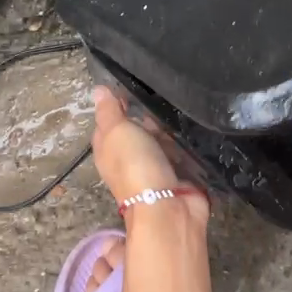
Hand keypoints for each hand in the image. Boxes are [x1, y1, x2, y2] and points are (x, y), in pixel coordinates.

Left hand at [92, 86, 200, 218]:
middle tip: (161, 97)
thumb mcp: (117, 131)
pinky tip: (193, 128)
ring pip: (160, 140)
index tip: (133, 85)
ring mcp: (154, 168)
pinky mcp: (176, 174)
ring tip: (180, 108)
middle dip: (147, 115)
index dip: (117, 105)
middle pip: (137, 130)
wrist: (168, 206)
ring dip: (168, 128)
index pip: (108, 123)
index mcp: (108, 150)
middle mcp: (128, 160)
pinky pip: (180, 152)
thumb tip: (97, 90)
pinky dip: (185, 143)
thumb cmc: (136, 166)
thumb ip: (109, 111)